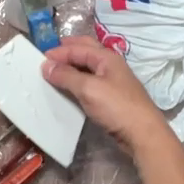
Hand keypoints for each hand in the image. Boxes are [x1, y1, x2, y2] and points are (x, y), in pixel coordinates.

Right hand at [41, 36, 172, 157]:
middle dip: (68, 51)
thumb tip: (46, 65)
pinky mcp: (114, 98)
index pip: (77, 48)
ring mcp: (114, 81)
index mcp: (106, 57)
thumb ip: (66, 76)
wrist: (144, 135)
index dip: (58, 52)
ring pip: (89, 67)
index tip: (40, 59)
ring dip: (73, 66)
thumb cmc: (116, 107)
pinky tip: (71, 89)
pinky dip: (79, 80)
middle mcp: (111, 65)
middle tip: (50, 56)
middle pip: (86, 51)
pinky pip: (92, 82)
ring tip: (57, 72)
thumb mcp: (88, 89)